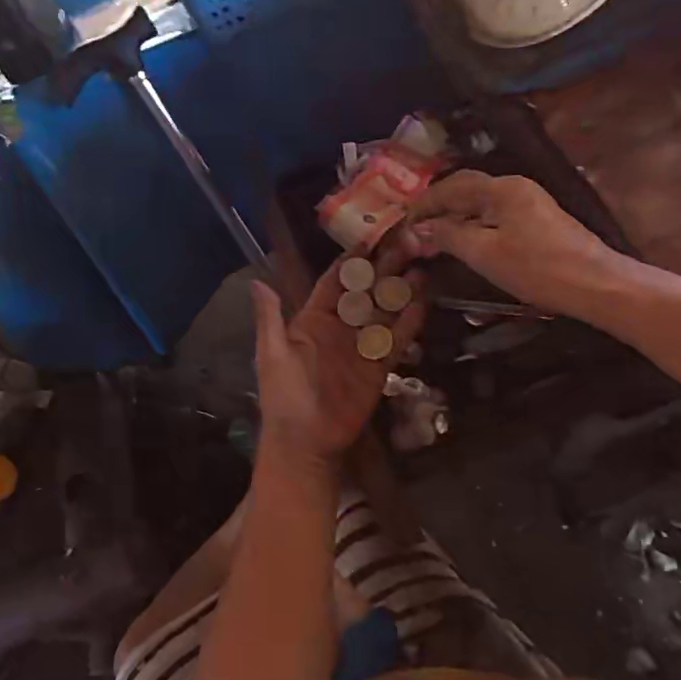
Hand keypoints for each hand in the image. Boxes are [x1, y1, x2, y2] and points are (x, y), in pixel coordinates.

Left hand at [251, 256, 425, 468]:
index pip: (334, 282)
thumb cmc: (284, 395)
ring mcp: (360, 346)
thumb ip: (269, 318)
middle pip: (364, 292)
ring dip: (400, 290)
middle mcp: (338, 327)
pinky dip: (409, 320)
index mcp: (311, 320)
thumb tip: (257, 281)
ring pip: (384, 311)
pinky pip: (395, 338)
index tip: (369, 238)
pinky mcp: (379, 366)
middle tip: (405, 243)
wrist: (305, 441)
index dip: (351, 261)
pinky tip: (423, 300)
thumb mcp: (271, 353)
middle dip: (383, 268)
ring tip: (420, 265)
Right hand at [397, 172, 634, 317]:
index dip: (424, 203)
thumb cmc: (536, 268)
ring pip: (481, 204)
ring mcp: (529, 204)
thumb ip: (447, 235)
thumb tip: (418, 228)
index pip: (451, 186)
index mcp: (501, 189)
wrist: (597, 285)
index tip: (402, 221)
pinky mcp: (537, 222)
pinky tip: (463, 243)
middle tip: (413, 227)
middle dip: (438, 206)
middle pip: (467, 190)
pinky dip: (472, 225)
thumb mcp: (483, 253)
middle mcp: (515, 188)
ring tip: (431, 236)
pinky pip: (494, 215)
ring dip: (454, 217)